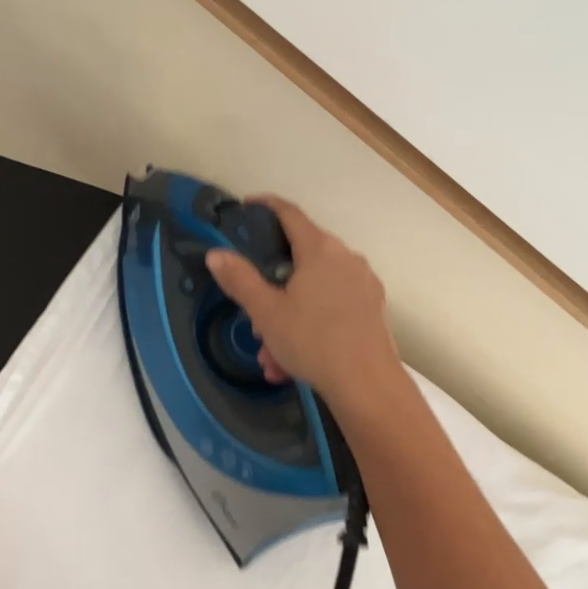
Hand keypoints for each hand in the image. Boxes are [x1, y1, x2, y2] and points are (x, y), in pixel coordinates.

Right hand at [204, 197, 400, 409]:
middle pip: (300, 260)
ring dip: (287, 320)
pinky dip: (310, 327)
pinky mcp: (371, 307)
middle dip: (271, 290)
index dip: (265, 207)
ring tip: (273, 358)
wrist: (365, 381)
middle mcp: (345, 257)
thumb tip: (216, 254)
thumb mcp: (266, 313)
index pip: (289, 214)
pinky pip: (331, 308)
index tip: (247, 207)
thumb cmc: (312, 340)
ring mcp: (362, 282)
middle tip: (254, 320)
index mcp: (319, 249)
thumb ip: (240, 280)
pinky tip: (296, 361)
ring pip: (314, 292)